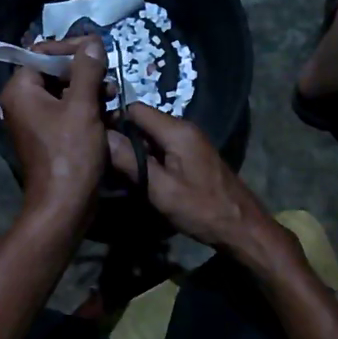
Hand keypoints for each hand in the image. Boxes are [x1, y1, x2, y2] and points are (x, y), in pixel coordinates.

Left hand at [0, 36, 108, 218]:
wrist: (64, 204)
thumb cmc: (70, 153)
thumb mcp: (83, 106)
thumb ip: (87, 70)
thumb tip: (91, 41)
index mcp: (20, 90)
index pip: (42, 51)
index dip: (71, 48)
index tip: (98, 49)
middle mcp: (21, 102)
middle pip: (54, 71)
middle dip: (84, 72)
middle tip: (109, 78)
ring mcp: (34, 120)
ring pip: (64, 92)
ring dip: (90, 91)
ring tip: (113, 98)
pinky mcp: (48, 136)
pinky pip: (66, 112)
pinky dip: (87, 110)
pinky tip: (109, 116)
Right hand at [107, 104, 291, 266]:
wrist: (242, 229)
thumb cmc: (201, 208)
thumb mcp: (160, 188)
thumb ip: (130, 161)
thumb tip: (102, 136)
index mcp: (176, 131)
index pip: (136, 109)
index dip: (113, 120)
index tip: (95, 139)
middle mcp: (184, 130)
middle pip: (143, 123)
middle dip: (122, 138)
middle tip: (102, 160)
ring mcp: (190, 144)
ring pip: (151, 138)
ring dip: (134, 152)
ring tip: (115, 171)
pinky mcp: (192, 158)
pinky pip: (162, 150)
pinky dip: (148, 161)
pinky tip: (138, 179)